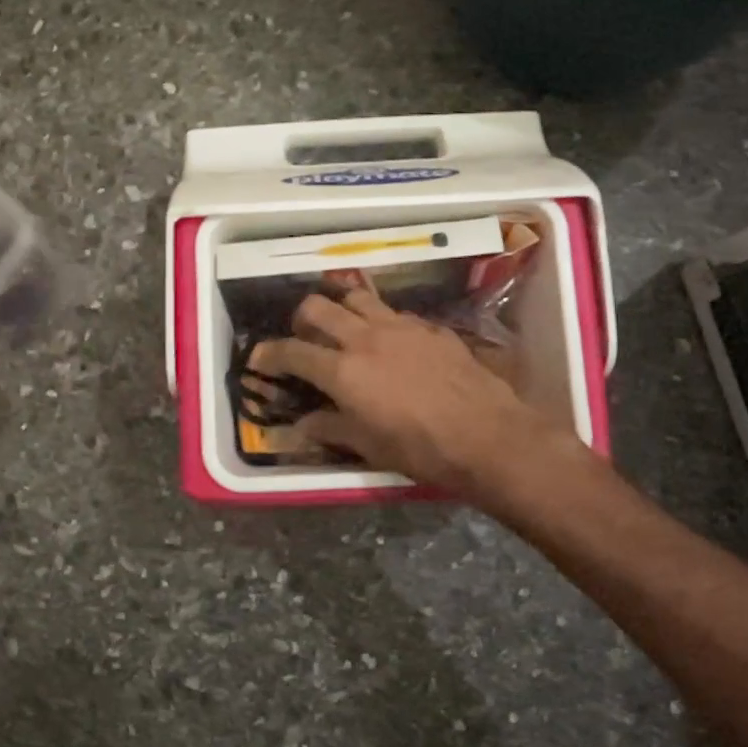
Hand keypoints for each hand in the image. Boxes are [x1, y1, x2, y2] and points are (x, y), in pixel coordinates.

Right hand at [252, 287, 576, 492]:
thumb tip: (299, 426)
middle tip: (301, 337)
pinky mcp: (430, 327)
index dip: (269, 354)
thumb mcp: (369, 447)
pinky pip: (393, 312)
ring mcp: (401, 326)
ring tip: (341, 326)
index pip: (292, 352)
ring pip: (357, 296)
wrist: (488, 436)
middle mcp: (366, 337)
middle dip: (300, 319)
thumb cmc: (422, 449)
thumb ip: (330, 428)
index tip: (259, 359)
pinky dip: (379, 320)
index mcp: (343, 370)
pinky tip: (388, 341)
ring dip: (340, 307)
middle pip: (318, 307)